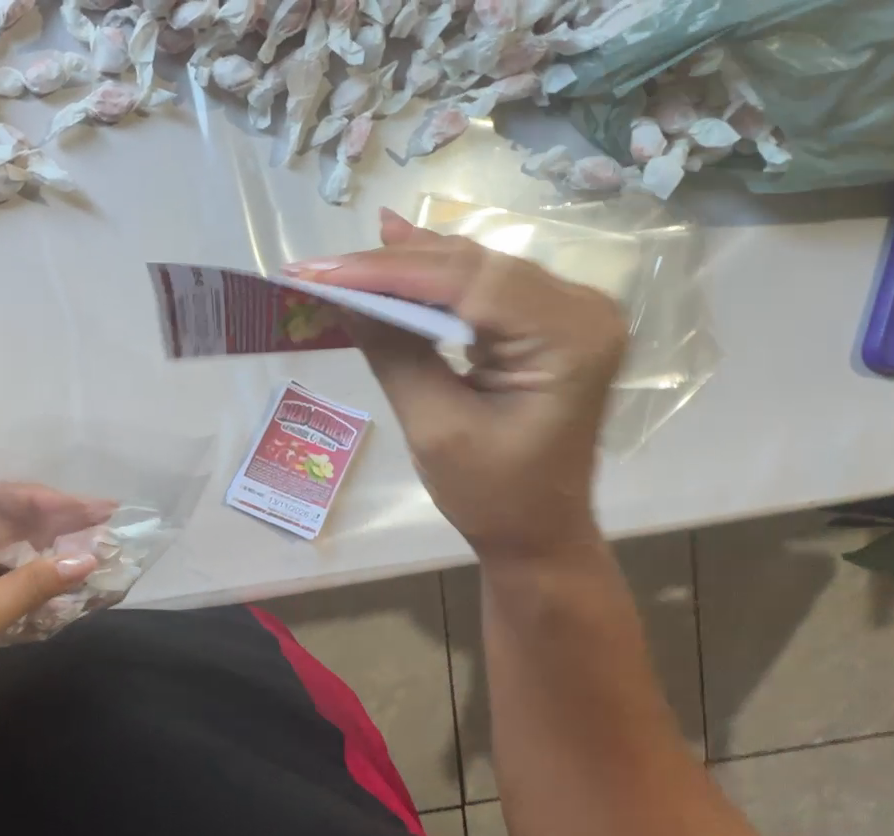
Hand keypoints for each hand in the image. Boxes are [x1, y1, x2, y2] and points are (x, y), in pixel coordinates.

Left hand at [0, 485, 111, 712]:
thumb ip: (35, 583)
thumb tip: (87, 559)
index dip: (45, 499)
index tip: (87, 509)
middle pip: (6, 514)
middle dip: (53, 516)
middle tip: (102, 519)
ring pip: (9, 538)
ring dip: (48, 538)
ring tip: (92, 538)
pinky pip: (5, 562)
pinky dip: (35, 563)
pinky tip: (64, 566)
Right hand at [290, 210, 628, 560]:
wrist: (537, 529)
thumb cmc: (491, 493)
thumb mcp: (435, 427)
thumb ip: (395, 355)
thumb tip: (343, 301)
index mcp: (568, 337)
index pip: (469, 283)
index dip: (389, 271)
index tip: (320, 272)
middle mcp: (579, 308)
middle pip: (471, 268)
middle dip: (388, 265)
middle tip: (314, 266)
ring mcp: (565, 312)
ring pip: (473, 270)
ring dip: (403, 265)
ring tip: (338, 260)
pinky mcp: (544, 322)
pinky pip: (480, 288)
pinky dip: (429, 278)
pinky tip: (394, 248)